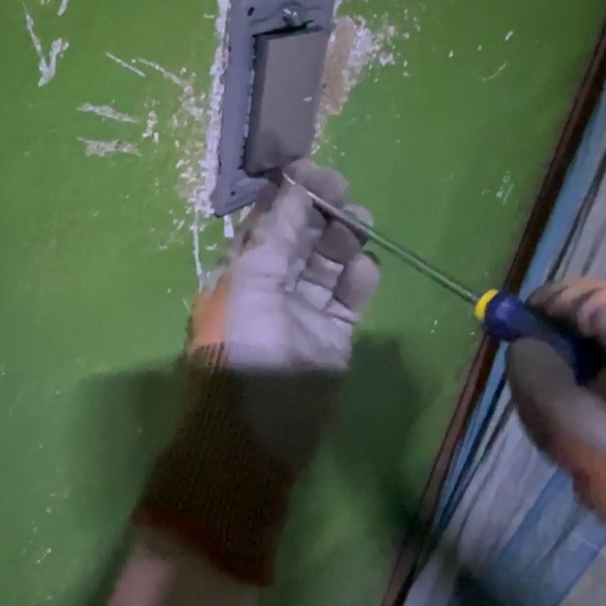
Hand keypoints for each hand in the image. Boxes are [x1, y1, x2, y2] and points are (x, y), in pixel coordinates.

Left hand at [186, 160, 380, 469]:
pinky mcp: (332, 335)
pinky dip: (359, 279)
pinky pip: (348, 298)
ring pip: (327, 263)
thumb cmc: (242, 352)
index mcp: (239, 272)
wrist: (256, 435)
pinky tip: (366, 268)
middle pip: (300, 238)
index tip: (314, 171)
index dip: (289, 195)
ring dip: (343, 239)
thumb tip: (292, 185)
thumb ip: (276, 235)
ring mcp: (302, 311)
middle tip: (344, 190)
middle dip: (320, 211)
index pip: (267, 223)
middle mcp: (270, 286)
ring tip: (362, 221)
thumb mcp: (250, 284)